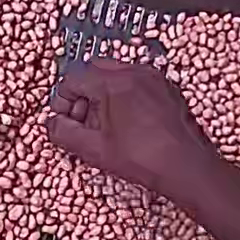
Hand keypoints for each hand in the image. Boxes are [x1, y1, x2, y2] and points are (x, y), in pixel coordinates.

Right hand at [46, 58, 224, 200]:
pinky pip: (137, 83)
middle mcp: (136, 73)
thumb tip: (52, 124)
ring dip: (102, 95)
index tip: (63, 120)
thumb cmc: (145, 159)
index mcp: (114, 83)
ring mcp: (155, 79)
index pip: (74, 79)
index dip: (62, 101)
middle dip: (82, 94)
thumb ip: (64, 133)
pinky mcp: (168, 90)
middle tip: (81, 121)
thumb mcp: (94, 150)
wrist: (188, 168)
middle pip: (95, 71)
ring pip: (116, 75)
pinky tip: (126, 126)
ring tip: (103, 126)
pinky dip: (124, 97)